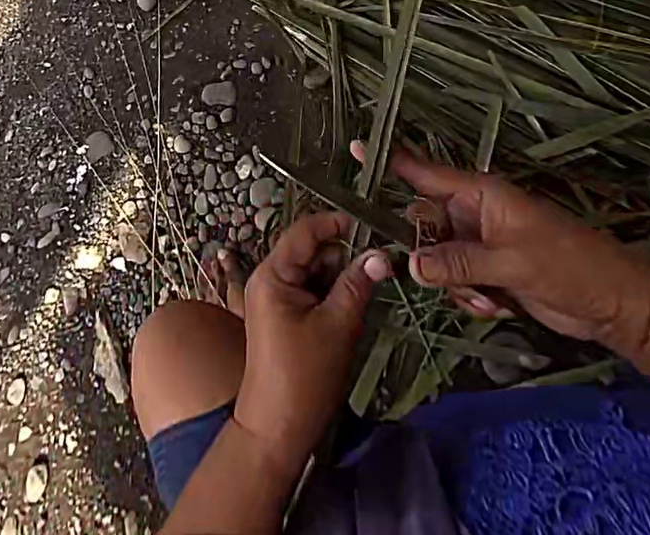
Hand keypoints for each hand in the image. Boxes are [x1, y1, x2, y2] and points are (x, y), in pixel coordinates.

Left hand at [232, 211, 392, 473]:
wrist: (277, 425)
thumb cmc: (304, 375)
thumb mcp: (337, 327)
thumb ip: (356, 286)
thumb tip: (381, 254)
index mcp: (272, 274)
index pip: (302, 232)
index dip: (334, 224)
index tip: (369, 225)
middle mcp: (268, 278)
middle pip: (310, 252)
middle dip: (343, 257)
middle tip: (380, 268)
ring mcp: (274, 296)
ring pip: (314, 272)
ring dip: (340, 279)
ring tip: (365, 296)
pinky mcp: (283, 314)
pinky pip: (311, 292)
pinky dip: (332, 296)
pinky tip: (350, 313)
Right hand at [352, 142, 649, 358]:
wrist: (621, 308)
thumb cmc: (573, 267)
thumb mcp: (513, 263)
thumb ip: (459, 262)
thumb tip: (410, 265)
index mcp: (478, 194)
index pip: (423, 172)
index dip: (389, 161)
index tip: (355, 148)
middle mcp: (472, 214)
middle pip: (421, 223)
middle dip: (429, 253)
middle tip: (445, 276)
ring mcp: (478, 242)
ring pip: (435, 257)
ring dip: (453, 282)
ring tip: (487, 298)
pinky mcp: (486, 270)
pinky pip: (453, 278)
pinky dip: (467, 296)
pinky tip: (494, 306)